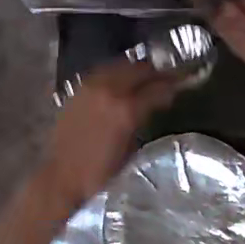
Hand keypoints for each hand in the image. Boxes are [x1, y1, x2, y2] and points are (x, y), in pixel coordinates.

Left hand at [41, 60, 181, 210]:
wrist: (62, 178)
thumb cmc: (100, 173)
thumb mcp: (132, 150)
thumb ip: (145, 119)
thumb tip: (159, 102)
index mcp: (126, 110)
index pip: (157, 87)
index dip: (173, 84)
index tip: (182, 84)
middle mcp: (109, 91)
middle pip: (140, 69)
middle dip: (157, 72)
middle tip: (168, 77)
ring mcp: (91, 87)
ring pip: (121, 65)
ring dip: (137, 69)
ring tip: (147, 77)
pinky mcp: (78, 89)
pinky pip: (103, 71)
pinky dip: (117, 72)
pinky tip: (122, 81)